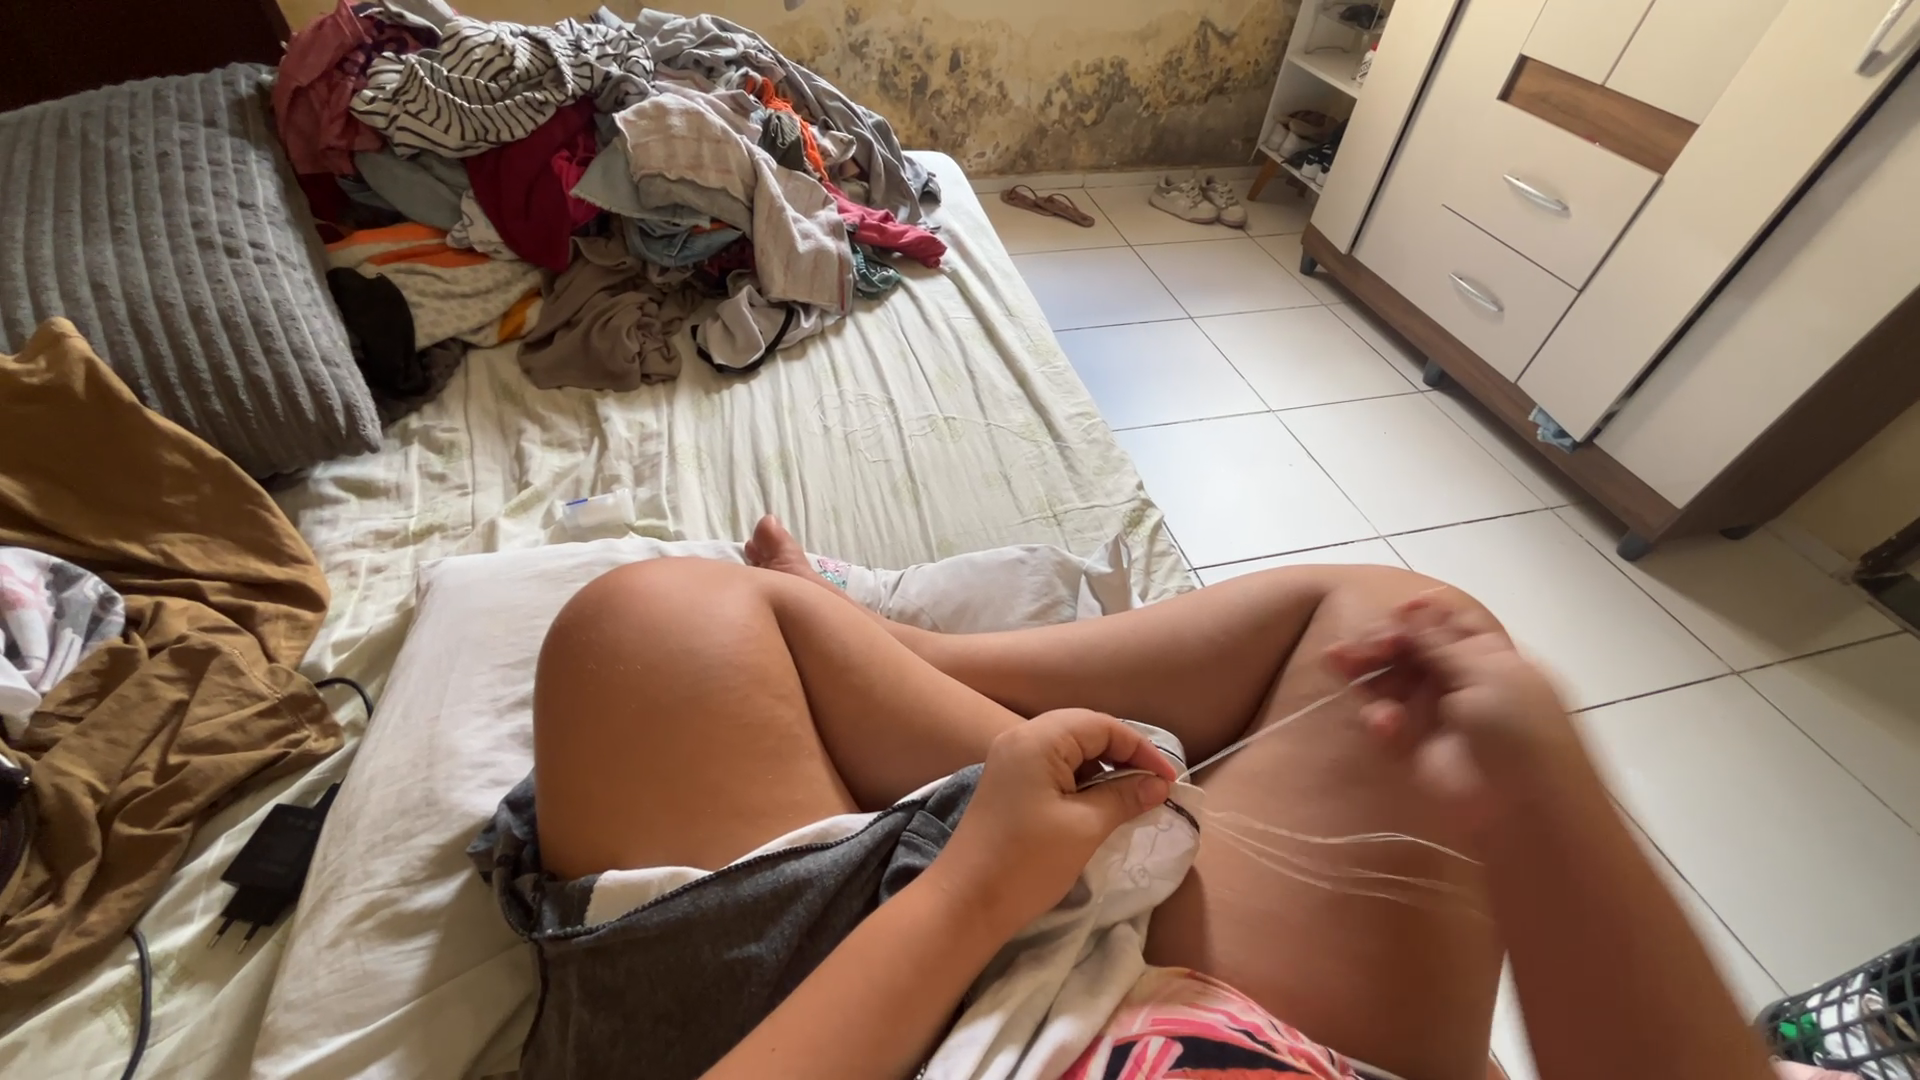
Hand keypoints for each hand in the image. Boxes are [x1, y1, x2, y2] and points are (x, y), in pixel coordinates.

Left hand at [927, 709, 1174, 935]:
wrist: (966, 901)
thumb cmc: (1028, 861)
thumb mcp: (1085, 828)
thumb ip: (1124, 797)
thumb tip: (1158, 784)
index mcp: (1038, 739)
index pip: (1101, 725)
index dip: (1140, 748)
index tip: (1168, 781)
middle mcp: (1021, 738)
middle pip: (1084, 730)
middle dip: (1122, 754)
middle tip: (1153, 786)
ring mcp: (1010, 759)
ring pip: (1069, 748)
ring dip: (1102, 768)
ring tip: (1130, 798)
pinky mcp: (1008, 782)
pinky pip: (1053, 766)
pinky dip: (1080, 779)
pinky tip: (1098, 803)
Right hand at [1325, 593, 1581, 832]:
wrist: (1523, 812)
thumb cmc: (1521, 734)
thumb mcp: (1489, 677)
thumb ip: (1442, 642)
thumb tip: (1413, 604)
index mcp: (1489, 658)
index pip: (1446, 625)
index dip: (1419, 616)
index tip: (1395, 613)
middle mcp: (1459, 680)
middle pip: (1409, 648)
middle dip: (1380, 642)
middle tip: (1356, 644)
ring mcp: (1434, 712)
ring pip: (1388, 678)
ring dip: (1364, 671)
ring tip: (1338, 665)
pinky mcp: (1412, 743)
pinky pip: (1383, 717)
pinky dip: (1377, 716)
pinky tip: (1382, 724)